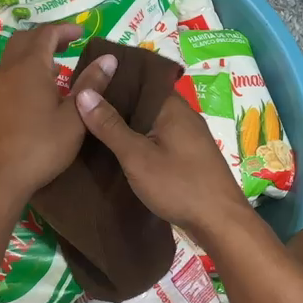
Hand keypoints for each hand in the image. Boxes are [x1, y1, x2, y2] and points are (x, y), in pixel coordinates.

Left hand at [0, 22, 110, 204]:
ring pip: (12, 55)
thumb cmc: (42, 146)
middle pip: (25, 38)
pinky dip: (23, 69)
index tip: (83, 33)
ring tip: (57, 67)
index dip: (65, 29)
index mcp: (30, 66)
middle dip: (47, 36)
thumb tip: (109, 58)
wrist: (0, 178)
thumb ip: (90, 84)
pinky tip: (36, 91)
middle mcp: (8, 70)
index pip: (46, 33)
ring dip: (34, 52)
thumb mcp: (75, 117)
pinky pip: (6, 73)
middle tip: (69, 44)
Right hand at [74, 88, 254, 240]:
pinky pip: (159, 136)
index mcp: (172, 105)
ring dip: (128, 123)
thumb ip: (110, 126)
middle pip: (144, 100)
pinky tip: (121, 148)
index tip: (84, 82)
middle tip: (81, 106)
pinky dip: (140, 138)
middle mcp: (183, 113)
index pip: (138, 80)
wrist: (221, 223)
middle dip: (116, 103)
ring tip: (94, 126)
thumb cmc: (179, 185)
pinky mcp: (189, 154)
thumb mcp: (137, 156)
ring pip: (151, 120)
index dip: (112, 79)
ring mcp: (189, 135)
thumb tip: (84, 92)